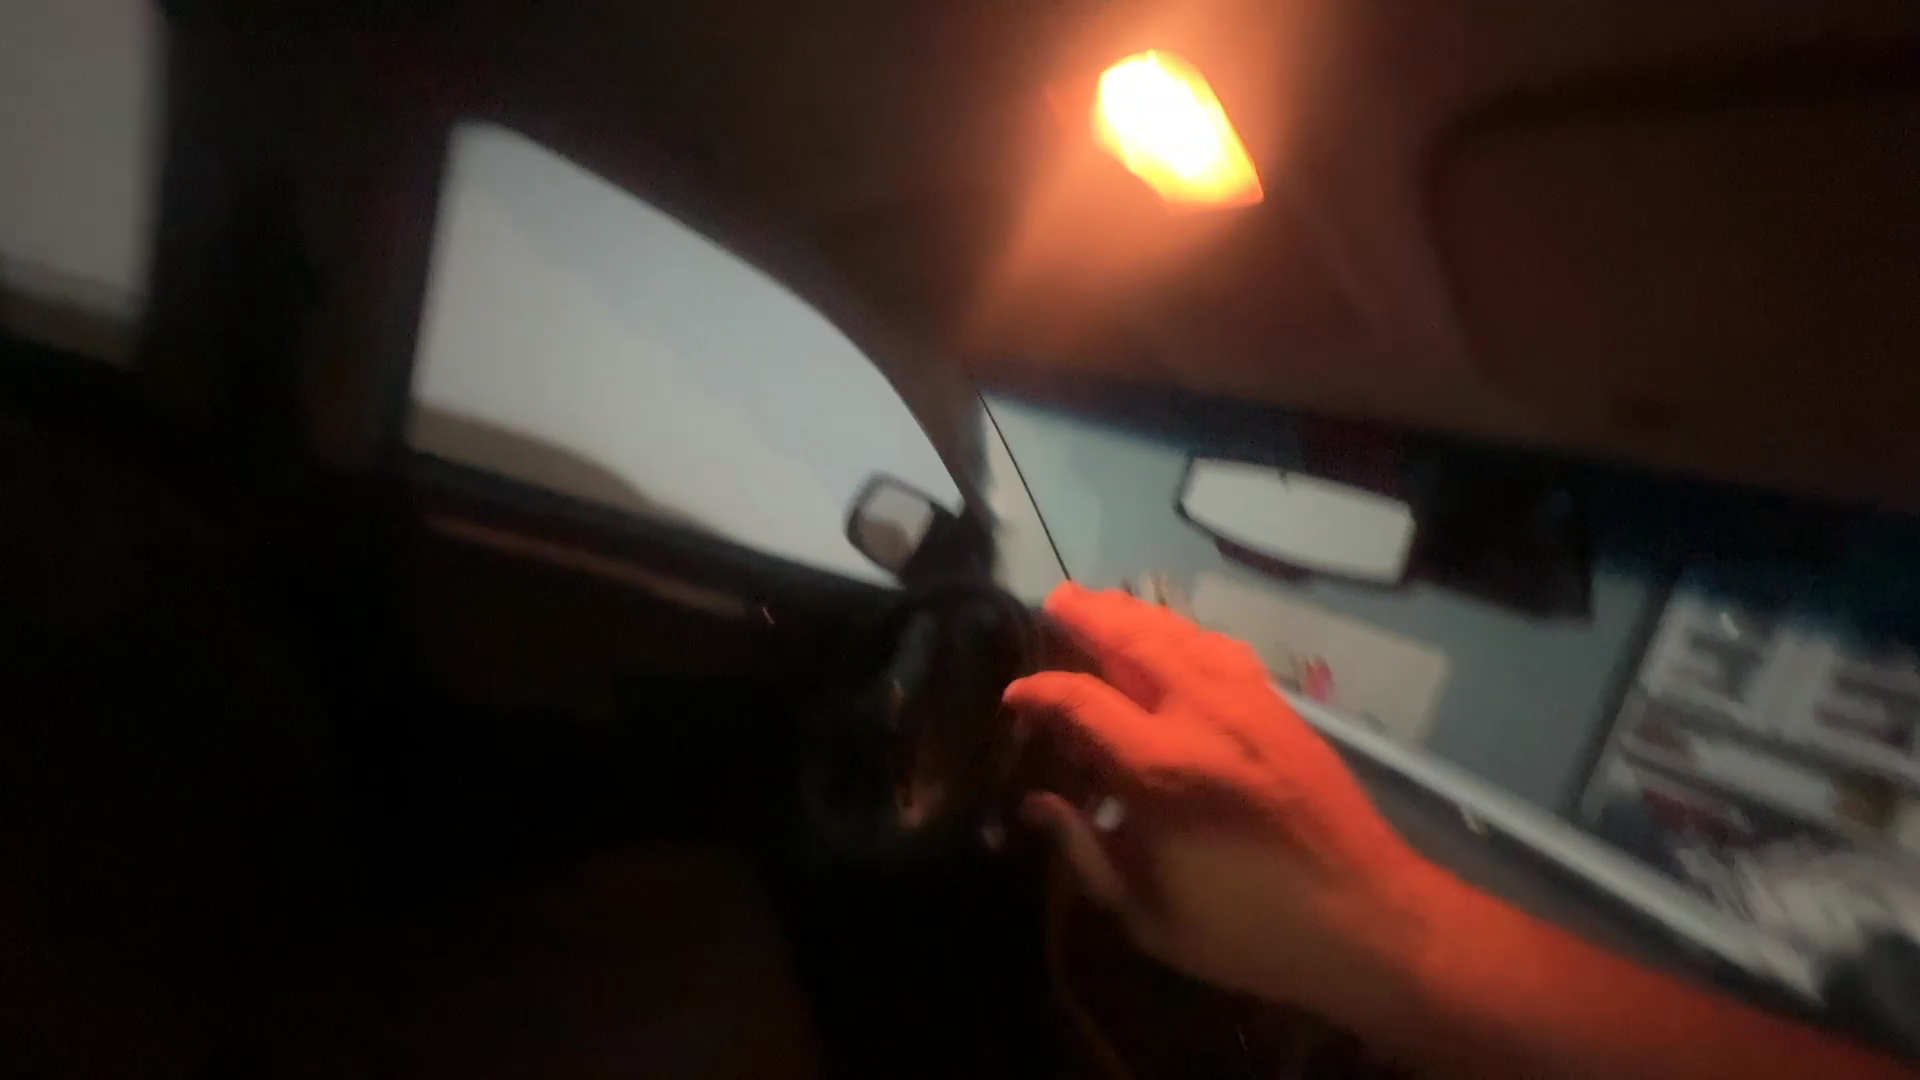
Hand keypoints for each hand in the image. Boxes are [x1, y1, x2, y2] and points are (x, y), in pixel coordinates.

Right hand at [1005, 585, 1438, 1029]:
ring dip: (1129, 610)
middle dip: (1085, 614)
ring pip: (1175, 631)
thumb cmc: (1250, 929)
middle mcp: (1202, 715)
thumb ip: (1084, 851)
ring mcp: (1245, 700)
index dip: (1040, 691)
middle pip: (1131, 640)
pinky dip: (1179, 627)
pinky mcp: (1276, 702)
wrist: (1372, 918)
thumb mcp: (1148, 915)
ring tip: (1096, 597)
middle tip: (1052, 600)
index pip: (1082, 702)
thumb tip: (1035, 804)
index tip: (1015, 695)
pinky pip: (1216, 644)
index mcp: (1164, 770)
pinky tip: (1167, 628)